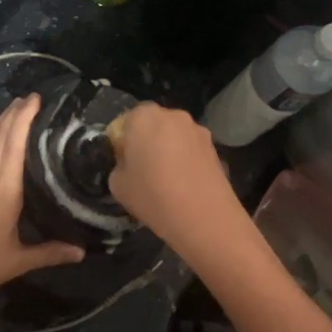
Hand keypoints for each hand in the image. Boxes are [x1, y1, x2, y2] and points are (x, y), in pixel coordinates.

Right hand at [107, 103, 250, 258]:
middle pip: (152, 125)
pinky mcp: (214, 147)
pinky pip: (191, 148)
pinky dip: (185, 159)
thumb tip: (130, 164)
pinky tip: (185, 183)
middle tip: (143, 169)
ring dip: (168, 149)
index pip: (124, 122)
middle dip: (146, 141)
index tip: (123, 163)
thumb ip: (120, 165)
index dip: (121, 142)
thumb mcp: (117, 184)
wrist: (204, 216)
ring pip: (174, 136)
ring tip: (168, 179)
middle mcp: (172, 115)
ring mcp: (197, 129)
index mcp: (143, 117)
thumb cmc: (152, 195)